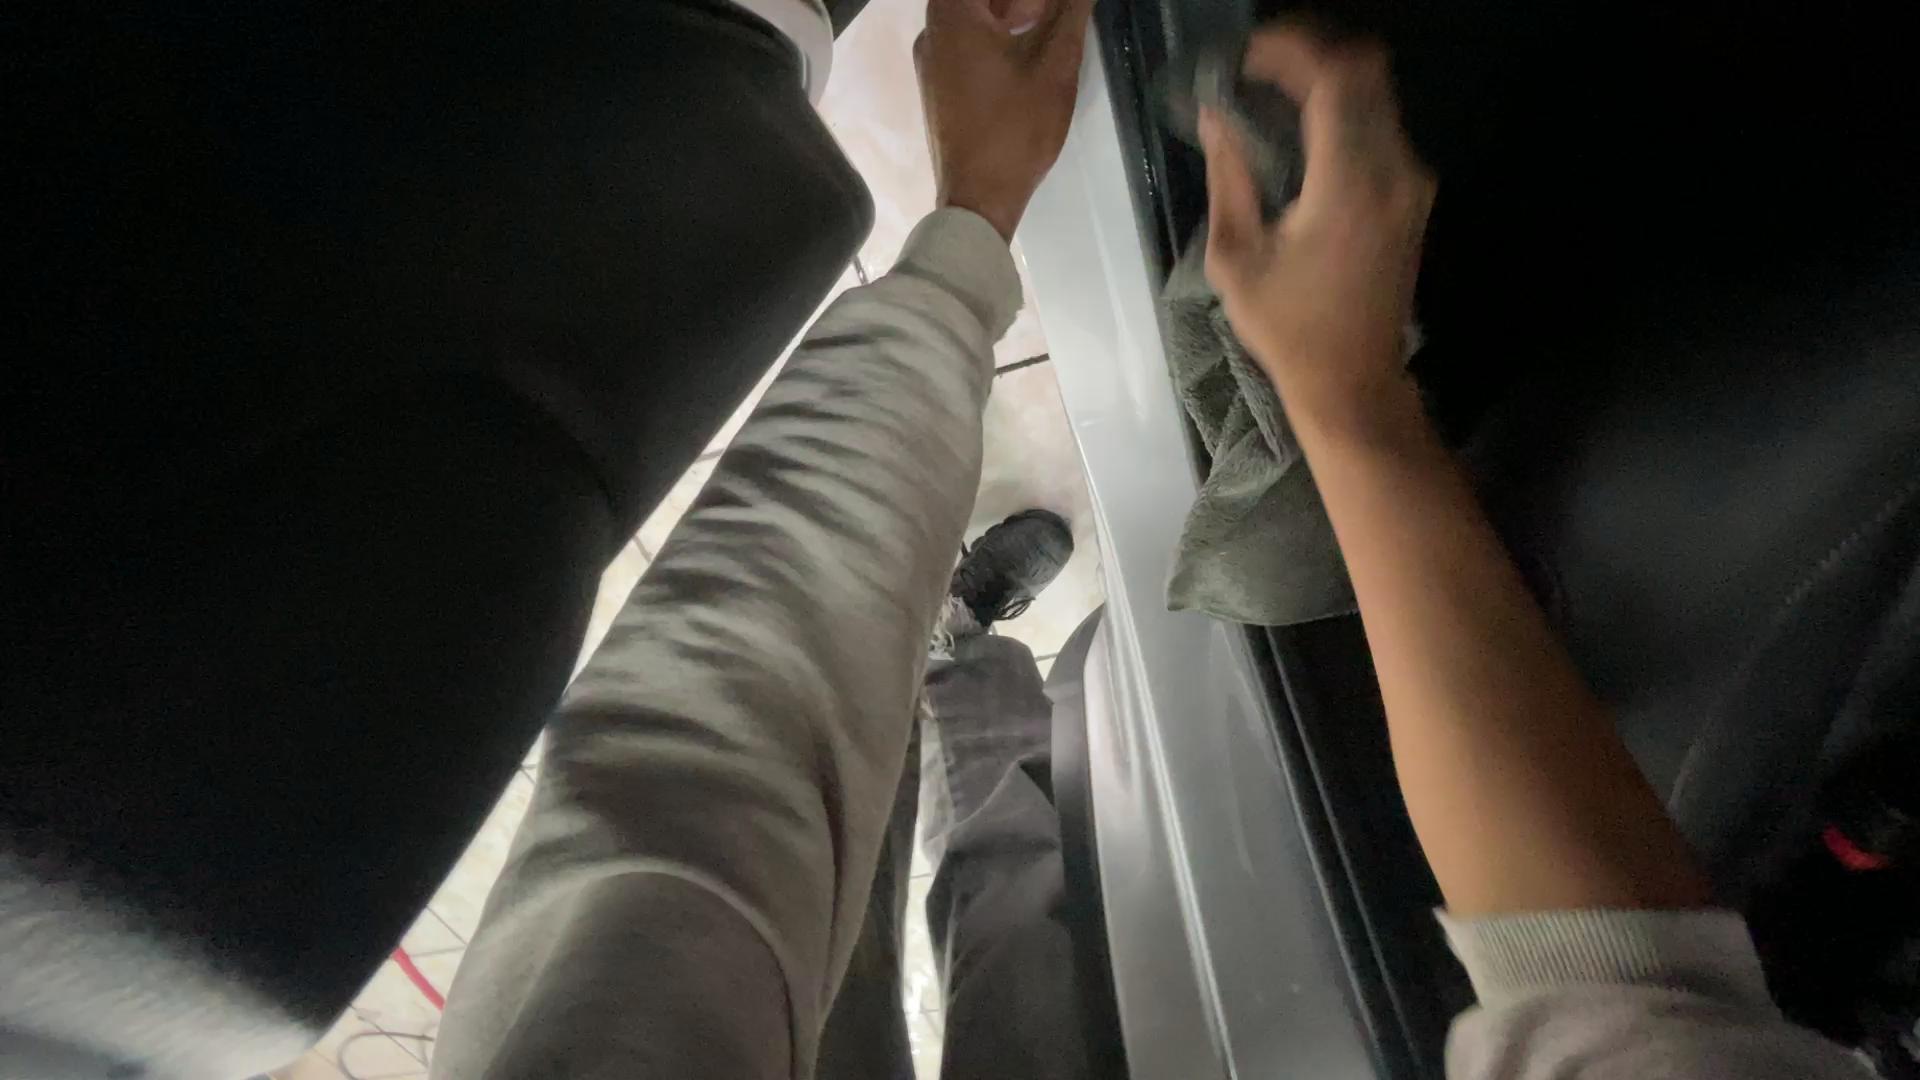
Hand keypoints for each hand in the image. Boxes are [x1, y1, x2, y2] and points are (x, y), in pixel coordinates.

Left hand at [915, 0, 1093, 239]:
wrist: (978, 202)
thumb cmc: (1015, 132)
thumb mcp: (1055, 65)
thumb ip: (1072, 10)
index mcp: (952, 12)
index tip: (1057, 4)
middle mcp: (931, 31)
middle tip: (1059, 8)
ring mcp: (930, 65)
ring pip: (975, 20)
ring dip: (1012, 12)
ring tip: (1049, 24)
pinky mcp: (937, 94)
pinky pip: (966, 48)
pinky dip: (996, 40)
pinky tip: (1026, 54)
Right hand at [1199, 26, 1434, 436]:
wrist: (1352, 378)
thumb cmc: (1287, 329)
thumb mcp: (1236, 262)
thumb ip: (1229, 181)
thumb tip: (1217, 120)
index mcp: (1348, 184)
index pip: (1335, 78)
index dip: (1290, 49)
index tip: (1244, 56)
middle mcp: (1394, 169)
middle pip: (1366, 71)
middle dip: (1310, 54)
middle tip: (1257, 69)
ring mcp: (1411, 181)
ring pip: (1377, 96)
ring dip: (1326, 84)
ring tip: (1270, 100)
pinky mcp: (1412, 195)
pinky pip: (1380, 129)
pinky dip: (1342, 115)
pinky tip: (1301, 138)